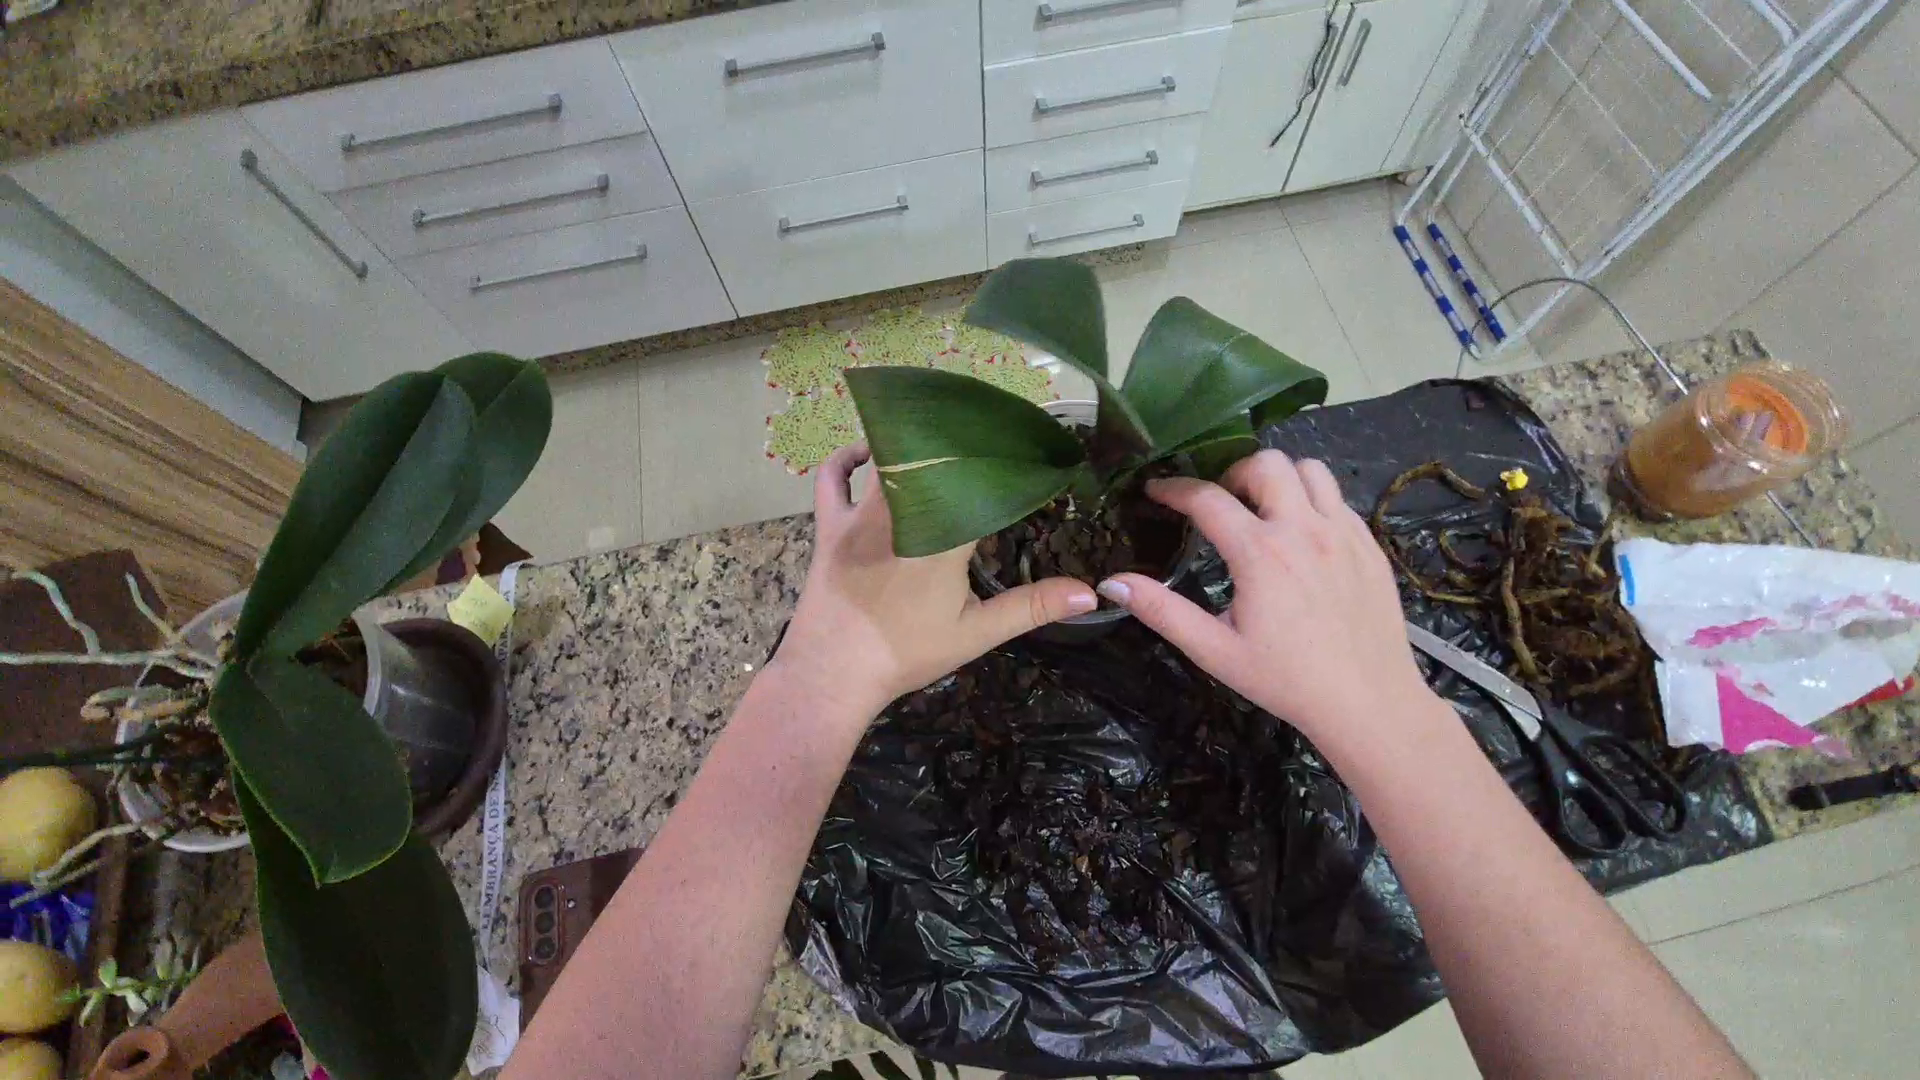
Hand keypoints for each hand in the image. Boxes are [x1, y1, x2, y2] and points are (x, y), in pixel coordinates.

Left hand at [774, 444, 1098, 717]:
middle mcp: (901, 513)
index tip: (1032, 459)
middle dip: (966, 445)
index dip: (1009, 469)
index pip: (982, 486)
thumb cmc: (906, 653)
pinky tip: (869, 452)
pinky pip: (833, 476)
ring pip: (889, 461)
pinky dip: (849, 457)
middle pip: (935, 460)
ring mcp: (859, 515)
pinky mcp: (830, 524)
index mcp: (943, 536)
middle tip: (993, 441)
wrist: (831, 674)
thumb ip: (1031, 607)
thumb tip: (1090, 593)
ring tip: (942, 439)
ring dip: (915, 448)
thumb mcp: (975, 633)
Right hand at [1096, 450, 1433, 738]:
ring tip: (1263, 510)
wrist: (1370, 703)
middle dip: (1233, 474)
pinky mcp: (1369, 544)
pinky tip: (1300, 537)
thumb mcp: (1214, 651)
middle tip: (1221, 505)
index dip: (1174, 488)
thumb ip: (1162, 611)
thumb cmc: (1285, 680)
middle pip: (1265, 463)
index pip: (1207, 498)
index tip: (1156, 490)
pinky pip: (1337, 498)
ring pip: (1309, 469)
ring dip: (1278, 479)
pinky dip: (1310, 500)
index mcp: (1261, 555)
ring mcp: (1343, 533)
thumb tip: (1112, 583)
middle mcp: (1304, 530)